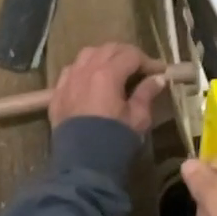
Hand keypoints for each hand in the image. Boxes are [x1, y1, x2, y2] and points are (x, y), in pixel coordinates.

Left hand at [49, 43, 168, 136]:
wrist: (82, 166)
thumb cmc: (115, 141)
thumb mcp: (138, 119)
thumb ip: (146, 94)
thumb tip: (157, 79)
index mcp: (107, 74)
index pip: (131, 55)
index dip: (148, 61)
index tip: (159, 72)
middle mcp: (85, 71)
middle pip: (108, 49)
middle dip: (127, 54)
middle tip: (140, 68)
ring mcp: (68, 81)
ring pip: (87, 55)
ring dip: (104, 57)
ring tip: (115, 69)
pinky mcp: (57, 94)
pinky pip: (71, 70)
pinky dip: (84, 69)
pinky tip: (91, 79)